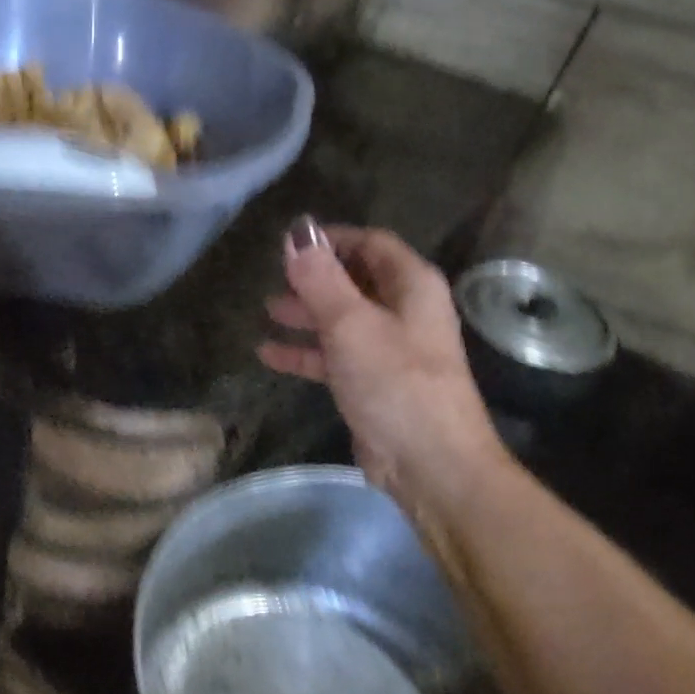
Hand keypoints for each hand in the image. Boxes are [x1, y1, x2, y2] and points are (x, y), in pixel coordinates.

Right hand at [258, 218, 506, 507]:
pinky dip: (305, 353)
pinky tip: (269, 355)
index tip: (289, 244)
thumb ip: (320, 280)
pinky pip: (334, 357)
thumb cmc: (393, 382)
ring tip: (266, 311)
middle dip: (314, 279)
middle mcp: (404, 312)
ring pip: (342, 320)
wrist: (427, 459)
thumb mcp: (350, 324)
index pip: (371, 244)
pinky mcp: (373, 384)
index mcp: (411, 286)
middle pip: (355, 281)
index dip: (331, 240)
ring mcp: (389, 350)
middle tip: (273, 279)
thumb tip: (296, 234)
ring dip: (306, 315)